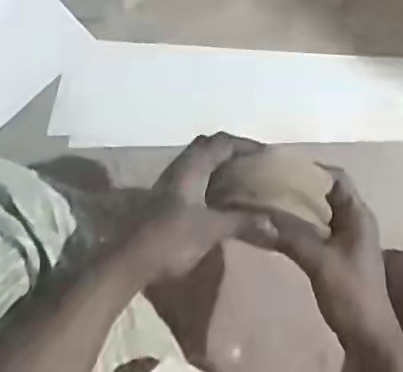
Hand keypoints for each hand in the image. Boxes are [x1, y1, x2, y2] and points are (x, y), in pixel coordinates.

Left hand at [121, 133, 267, 282]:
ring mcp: (169, 181)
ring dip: (217, 162)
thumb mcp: (211, 229)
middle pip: (207, 145)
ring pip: (197, 159)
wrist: (129, 260)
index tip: (264, 153)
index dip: (244, 144)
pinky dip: (208, 177)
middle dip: (229, 148)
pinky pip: (192, 175)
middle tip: (249, 161)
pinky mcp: (164, 198)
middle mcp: (180, 166)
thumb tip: (273, 224)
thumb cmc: (172, 238)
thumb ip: (242, 222)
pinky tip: (216, 197)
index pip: (222, 142)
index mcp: (193, 165)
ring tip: (237, 176)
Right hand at [249, 167, 401, 347]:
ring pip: (323, 211)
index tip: (284, 168)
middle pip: (328, 192)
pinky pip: (320, 228)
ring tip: (273, 203)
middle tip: (273, 184)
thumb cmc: (349, 292)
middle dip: (302, 187)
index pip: (336, 177)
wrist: (368, 336)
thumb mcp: (319, 260)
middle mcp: (356, 219)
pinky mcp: (341, 253)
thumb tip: (260, 214)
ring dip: (301, 207)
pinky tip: (283, 228)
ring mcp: (350, 237)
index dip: (312, 169)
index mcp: (358, 213)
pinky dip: (303, 224)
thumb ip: (292, 234)